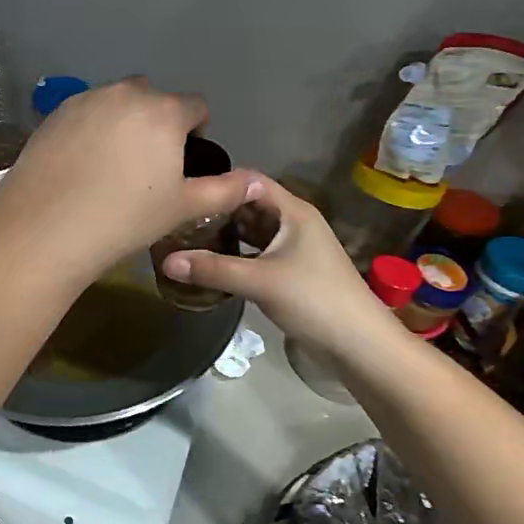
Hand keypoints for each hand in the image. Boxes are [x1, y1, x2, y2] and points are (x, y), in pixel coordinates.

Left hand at [0, 78, 253, 283]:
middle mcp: (126, 94)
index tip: (186, 159)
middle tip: (151, 164)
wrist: (46, 230)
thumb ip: (225, 190)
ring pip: (119, 103)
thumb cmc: (126, 219)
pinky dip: (94, 128)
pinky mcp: (55, 114)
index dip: (197, 130)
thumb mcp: (183, 208)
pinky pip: (87, 112)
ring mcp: (86, 100)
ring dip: (126, 122)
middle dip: (160, 122)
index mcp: (164, 112)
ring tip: (116, 164)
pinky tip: (84, 165)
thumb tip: (255, 182)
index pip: (196, 105)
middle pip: (155, 98)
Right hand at [159, 176, 396, 353]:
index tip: (184, 191)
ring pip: (253, 233)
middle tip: (176, 219)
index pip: (251, 181)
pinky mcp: (292, 273)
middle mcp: (294, 223)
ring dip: (225, 235)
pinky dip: (236, 257)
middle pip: (250, 206)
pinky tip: (210, 266)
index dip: (219, 183)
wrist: (357, 342)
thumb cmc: (314, 299)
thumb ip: (214, 269)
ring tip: (185, 240)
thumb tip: (165, 260)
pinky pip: (258, 256)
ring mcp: (294, 249)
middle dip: (217, 211)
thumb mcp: (261, 281)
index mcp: (293, 211)